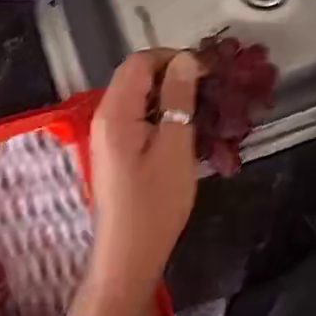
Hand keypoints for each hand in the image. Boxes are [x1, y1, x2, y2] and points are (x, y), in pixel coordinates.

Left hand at [88, 49, 200, 299]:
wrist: (129, 257)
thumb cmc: (155, 203)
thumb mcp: (175, 146)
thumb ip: (178, 98)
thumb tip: (184, 58)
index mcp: (115, 111)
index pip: (140, 61)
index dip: (173, 58)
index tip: (206, 72)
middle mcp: (105, 116)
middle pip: (138, 76)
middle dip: (175, 77)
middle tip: (210, 90)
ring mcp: (109, 135)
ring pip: (141, 98)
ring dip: (172, 98)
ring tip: (205, 111)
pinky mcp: (117, 151)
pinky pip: (140, 119)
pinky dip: (164, 117)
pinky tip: (188, 133)